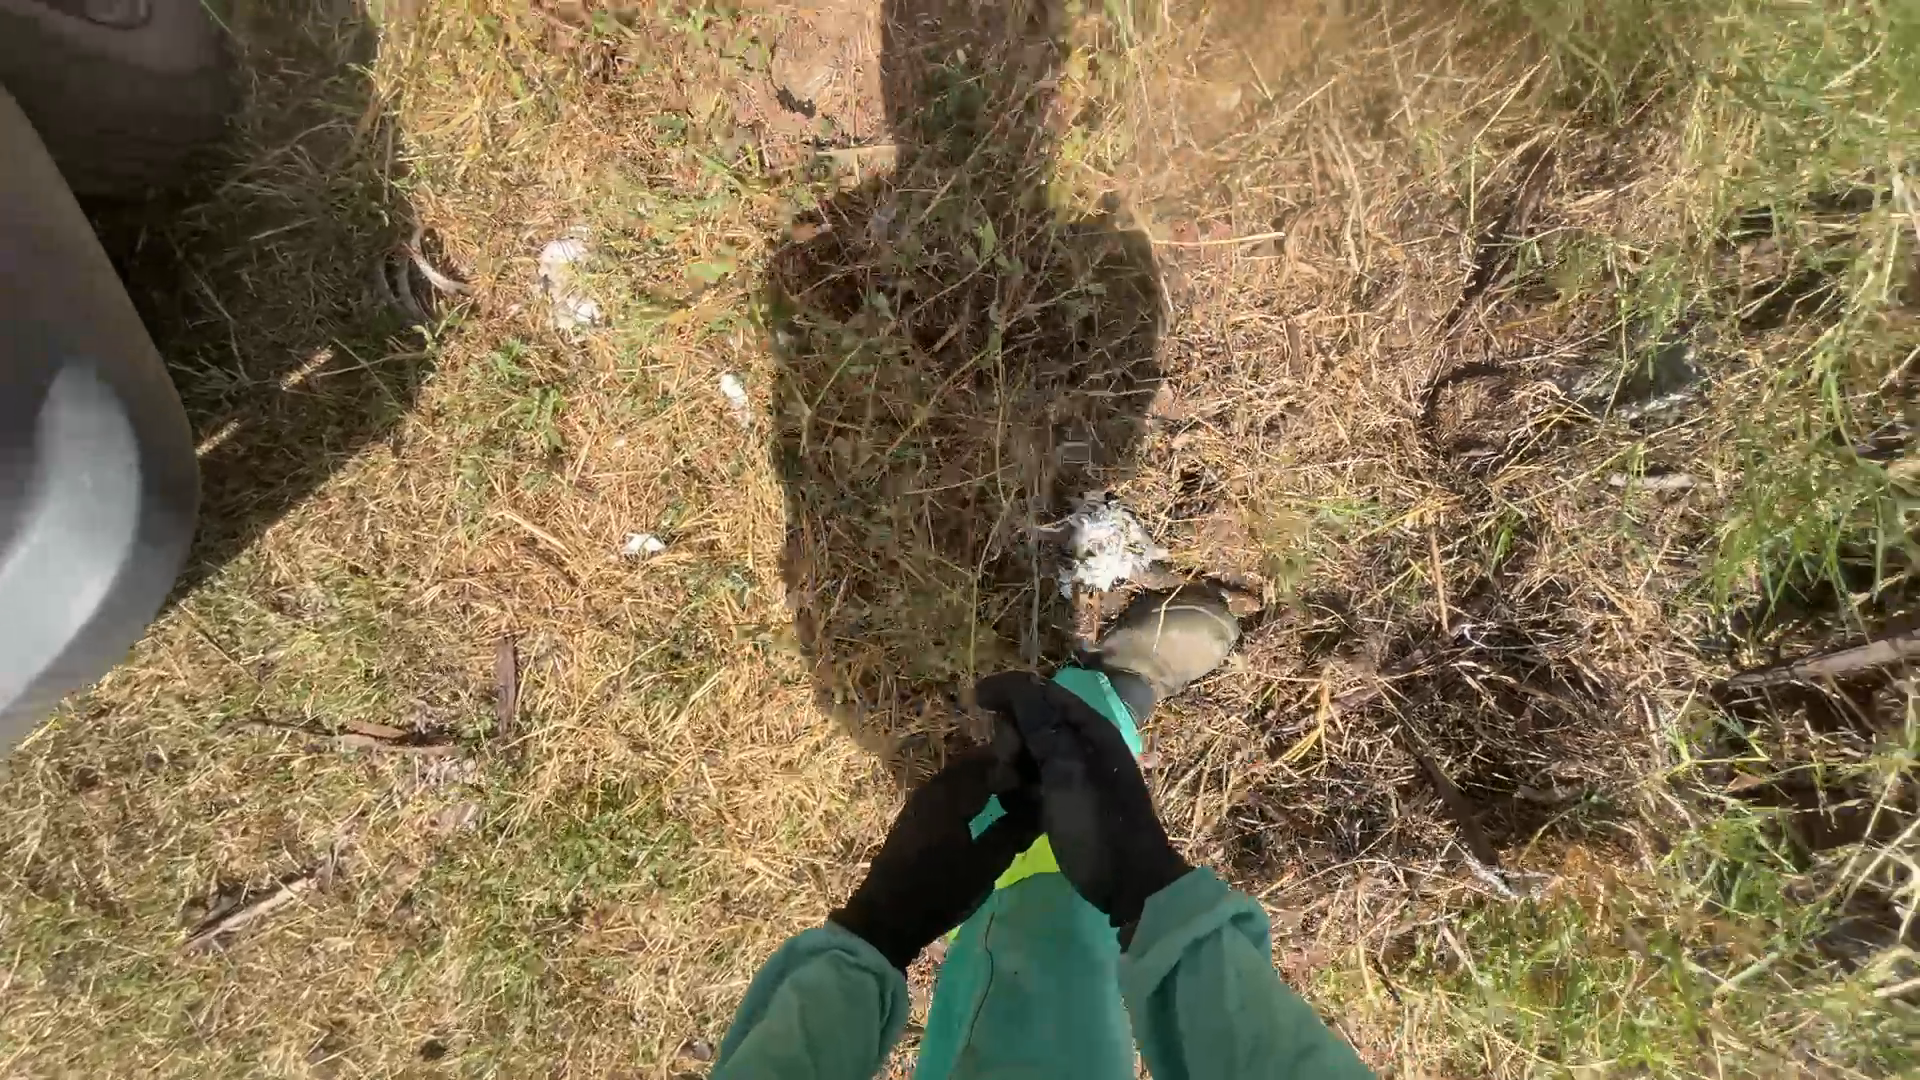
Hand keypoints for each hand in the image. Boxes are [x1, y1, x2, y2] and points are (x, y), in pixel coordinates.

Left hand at [829, 750, 1040, 968]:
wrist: (887, 915)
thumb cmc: (939, 891)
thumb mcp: (984, 867)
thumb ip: (1012, 832)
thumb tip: (1038, 807)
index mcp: (952, 795)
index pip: (992, 767)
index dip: (1019, 772)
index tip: (1041, 784)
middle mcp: (935, 787)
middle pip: (974, 763)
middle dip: (1002, 767)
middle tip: (1028, 782)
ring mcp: (921, 797)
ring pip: (960, 772)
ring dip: (985, 775)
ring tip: (1009, 792)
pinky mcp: (916, 810)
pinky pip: (949, 784)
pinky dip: (969, 786)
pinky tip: (981, 805)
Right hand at [976, 671, 1189, 930]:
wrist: (1128, 885)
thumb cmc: (1097, 822)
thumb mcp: (1066, 768)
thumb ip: (1039, 724)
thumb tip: (1011, 685)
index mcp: (1088, 727)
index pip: (1040, 690)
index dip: (1008, 690)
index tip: (975, 701)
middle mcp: (1079, 744)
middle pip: (1028, 722)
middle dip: (1010, 741)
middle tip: (1008, 768)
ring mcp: (1071, 774)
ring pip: (1024, 755)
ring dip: (1010, 771)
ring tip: (1013, 795)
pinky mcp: (1061, 801)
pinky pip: (1028, 784)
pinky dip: (1019, 794)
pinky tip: (1020, 813)